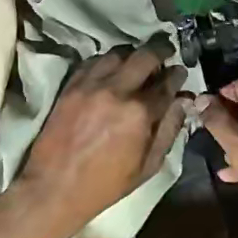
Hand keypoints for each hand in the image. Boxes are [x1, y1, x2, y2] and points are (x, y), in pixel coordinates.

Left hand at [10, 46, 190, 237]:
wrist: (55, 187)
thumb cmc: (106, 184)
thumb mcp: (148, 166)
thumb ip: (169, 130)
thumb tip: (183, 102)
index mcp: (139, 113)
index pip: (167, 83)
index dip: (178, 75)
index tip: (180, 72)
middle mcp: (117, 90)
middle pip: (145, 56)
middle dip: (161, 51)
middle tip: (166, 52)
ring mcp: (90, 85)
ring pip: (118, 53)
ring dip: (132, 54)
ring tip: (137, 62)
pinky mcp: (70, 85)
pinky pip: (93, 61)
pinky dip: (107, 61)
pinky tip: (111, 69)